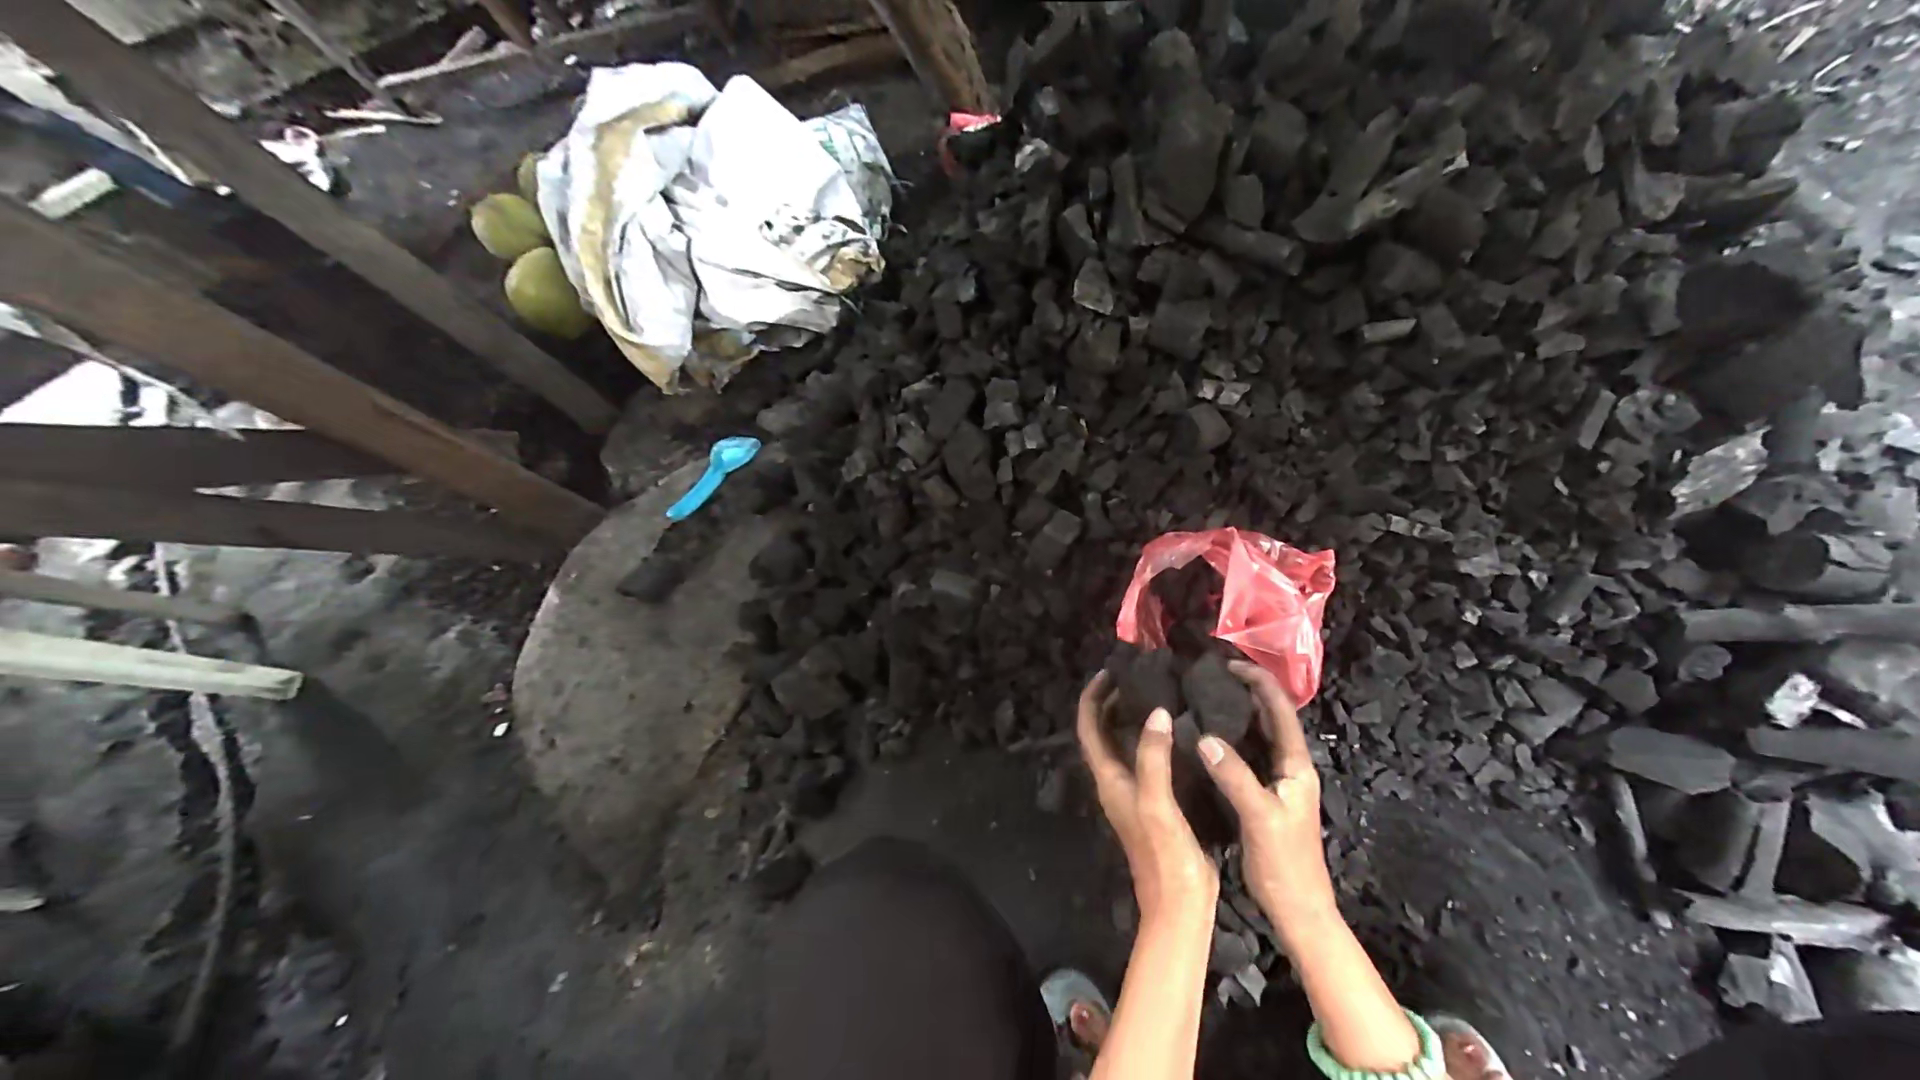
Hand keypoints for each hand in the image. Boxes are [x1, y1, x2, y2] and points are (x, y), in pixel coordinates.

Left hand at [1077, 671, 1217, 926]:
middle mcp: (1115, 784)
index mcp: (1109, 780)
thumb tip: (1155, 713)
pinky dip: (1151, 740)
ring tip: (1154, 695)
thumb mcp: (1157, 803)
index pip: (1088, 729)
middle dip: (1110, 703)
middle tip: (1135, 678)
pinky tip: (1176, 735)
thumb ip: (1152, 758)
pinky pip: (1144, 760)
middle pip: (1102, 733)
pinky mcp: (1154, 804)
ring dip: (1129, 719)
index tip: (1109, 672)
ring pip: (1122, 746)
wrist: (1180, 908)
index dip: (1092, 698)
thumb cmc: (1165, 856)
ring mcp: (1133, 795)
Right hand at [1195, 661, 1337, 949]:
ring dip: (1238, 711)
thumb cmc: (1285, 864)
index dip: (1258, 682)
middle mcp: (1290, 767)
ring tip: (1203, 695)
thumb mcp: (1260, 817)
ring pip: (1258, 733)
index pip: (1280, 710)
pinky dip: (1229, 736)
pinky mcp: (1264, 795)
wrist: (1299, 910)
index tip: (1226, 665)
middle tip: (1208, 675)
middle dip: (1246, 689)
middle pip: (1271, 716)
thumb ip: (1235, 776)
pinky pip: (1247, 753)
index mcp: (1296, 766)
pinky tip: (1204, 736)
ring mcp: (1278, 781)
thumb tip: (1204, 737)